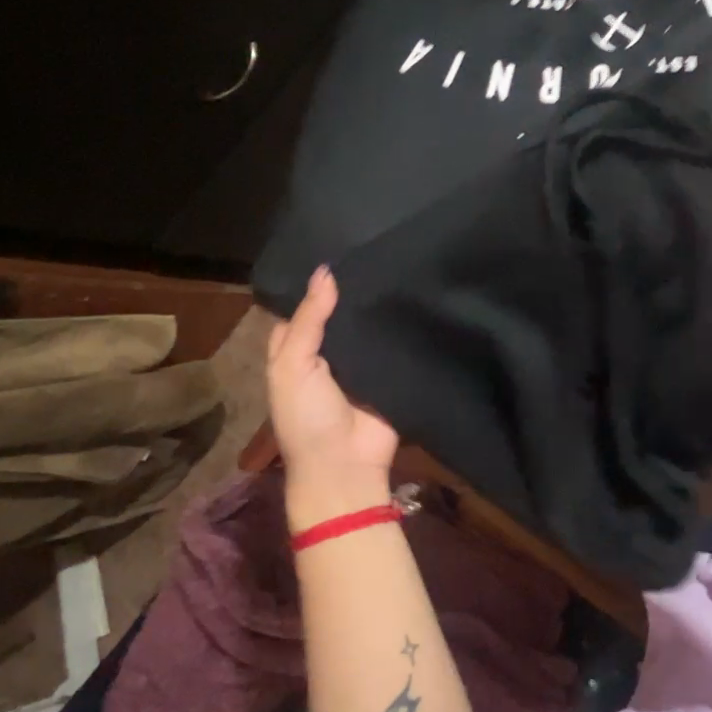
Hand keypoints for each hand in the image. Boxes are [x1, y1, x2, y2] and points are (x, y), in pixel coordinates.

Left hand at [266, 267, 398, 524]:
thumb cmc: (307, 417)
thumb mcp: (294, 366)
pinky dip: (403, 324)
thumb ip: (310, 320)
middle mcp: (326, 353)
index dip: (314, 283)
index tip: (337, 246)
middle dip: (353, 289)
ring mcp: (360, 362)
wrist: (347, 464)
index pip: (302, 307)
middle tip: (376, 247)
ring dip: (380, 305)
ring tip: (402, 263)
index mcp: (293, 351)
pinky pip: (395, 342)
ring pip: (368, 325)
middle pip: (338, 313)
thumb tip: (327, 270)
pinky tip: (418, 295)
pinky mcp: (390, 370)